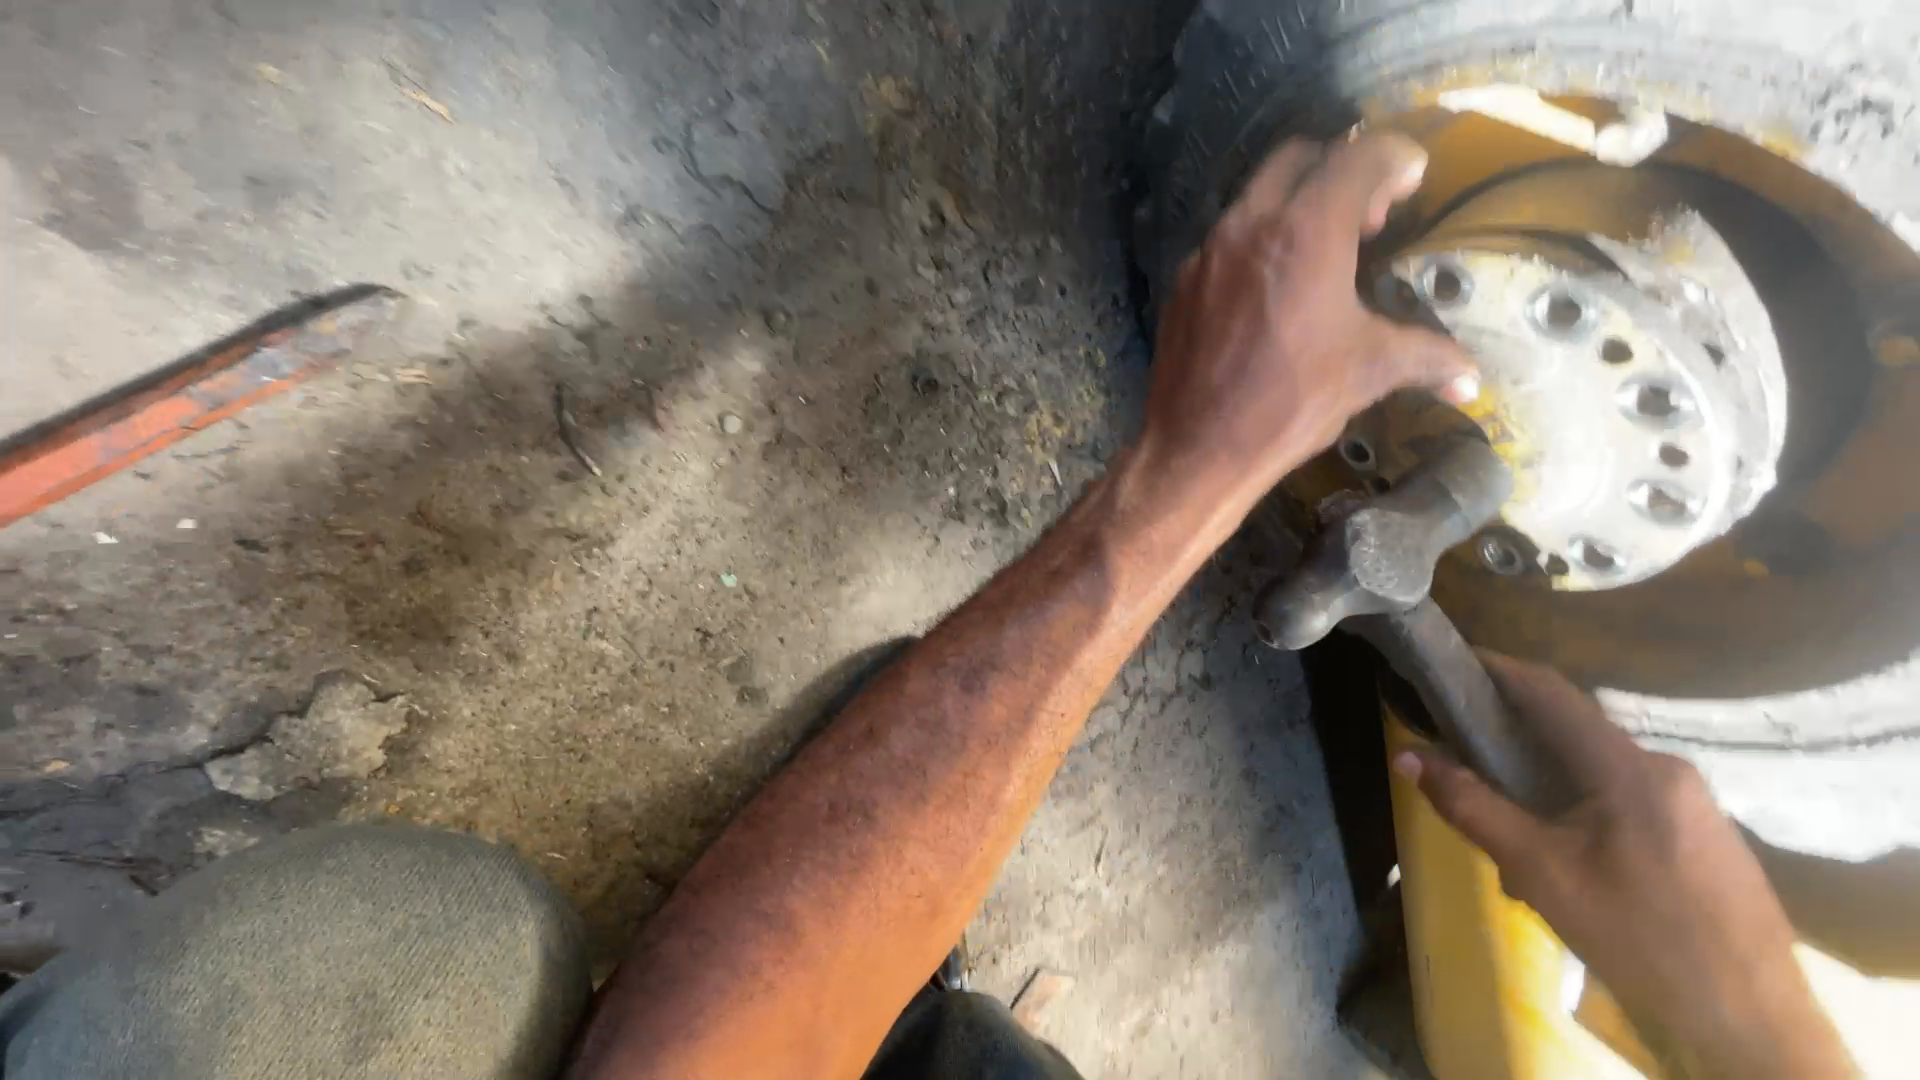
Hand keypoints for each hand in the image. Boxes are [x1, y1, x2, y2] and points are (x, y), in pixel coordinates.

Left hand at [1138, 132, 1478, 515]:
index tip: (1413, 181)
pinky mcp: (1180, 286)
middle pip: (1299, 158)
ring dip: (1295, 206)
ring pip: (1254, 198)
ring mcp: (1205, 255)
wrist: (1196, 449)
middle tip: (1368, 218)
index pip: (1360, 156)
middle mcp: (1247, 226)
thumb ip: (1427, 358)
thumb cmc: (1288, 403)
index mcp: (1304, 231)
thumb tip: (1471, 380)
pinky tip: (1273, 290)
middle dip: (1341, 170)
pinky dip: (1257, 244)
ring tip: (1323, 255)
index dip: (1396, 158)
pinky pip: (1224, 241)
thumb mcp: (1369, 372)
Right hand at [1396, 654, 1853, 1079]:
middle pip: (1571, 733)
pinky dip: (1576, 807)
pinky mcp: (1704, 839)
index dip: (1497, 668)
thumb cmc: (1638, 937)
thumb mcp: (1538, 870)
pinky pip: (1624, 801)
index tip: (1449, 660)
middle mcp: (1668, 771)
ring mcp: (1694, 805)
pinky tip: (1559, 854)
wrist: (1753, 1028)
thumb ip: (1470, 805)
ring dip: (1543, 782)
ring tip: (1505, 822)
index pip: (1551, 692)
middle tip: (1462, 758)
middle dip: (1511, 739)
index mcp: (1631, 768)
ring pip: (1595, 771)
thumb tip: (1407, 756)